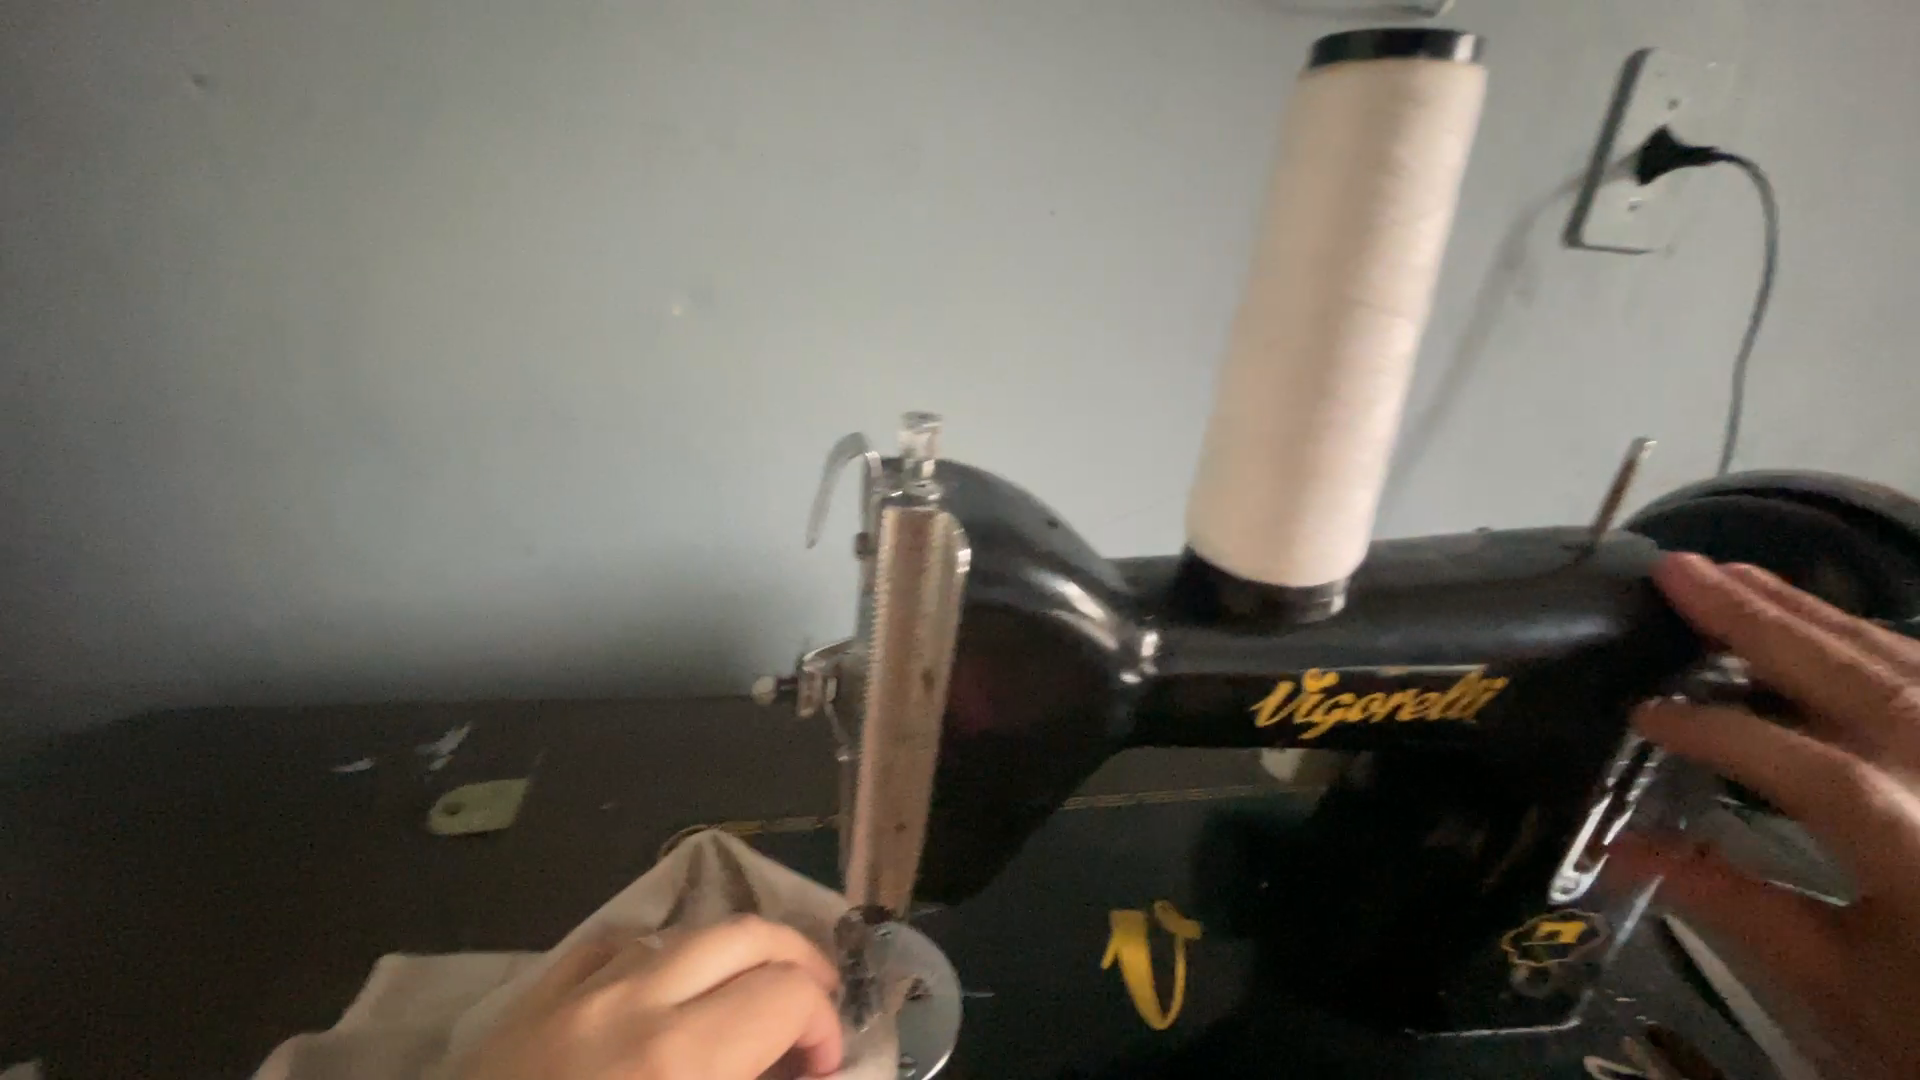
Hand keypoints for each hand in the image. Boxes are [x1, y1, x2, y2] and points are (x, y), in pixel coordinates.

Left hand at [451, 914, 844, 1079]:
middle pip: (749, 936)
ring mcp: (576, 994)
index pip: (785, 997)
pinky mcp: (531, 1003)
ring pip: (687, 930)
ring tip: (753, 995)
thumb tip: (802, 1074)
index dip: (824, 1023)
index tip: (827, 1066)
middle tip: (816, 1008)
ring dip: (737, 956)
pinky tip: (665, 989)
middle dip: (800, 963)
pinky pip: (616, 946)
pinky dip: (661, 956)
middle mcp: (634, 1004)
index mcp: (675, 1060)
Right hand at [1610, 553, 1919, 1079]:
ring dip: (1813, 617)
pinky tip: (1812, 623)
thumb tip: (1616, 848)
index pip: (1824, 775)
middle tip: (1680, 571)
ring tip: (1730, 576)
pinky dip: (1868, 644)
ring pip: (1913, 673)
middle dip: (1766, 625)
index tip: (1641, 716)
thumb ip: (1733, 904)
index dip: (1725, 733)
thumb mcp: (1838, 989)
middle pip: (1877, 690)